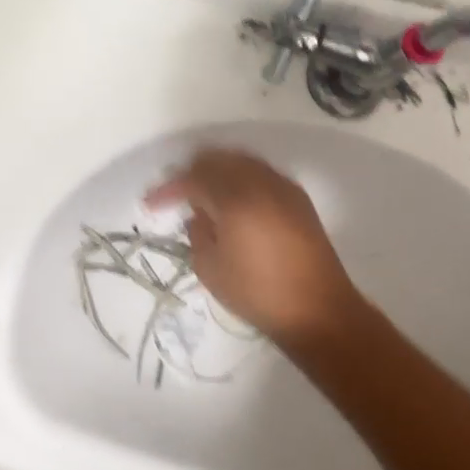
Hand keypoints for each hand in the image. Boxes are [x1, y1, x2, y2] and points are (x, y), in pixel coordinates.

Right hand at [146, 148, 366, 347]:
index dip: (167, 189)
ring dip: (217, 171)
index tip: (150, 204)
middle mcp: (261, 184)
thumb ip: (197, 232)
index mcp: (235, 200)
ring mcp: (283, 188)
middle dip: (191, 172)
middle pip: (217, 159)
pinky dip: (240, 178)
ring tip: (202, 195)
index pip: (192, 179)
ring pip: (241, 161)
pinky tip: (232, 200)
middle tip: (174, 194)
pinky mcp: (298, 199)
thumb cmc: (257, 293)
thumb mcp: (209, 268)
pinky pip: (261, 172)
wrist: (318, 310)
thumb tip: (199, 214)